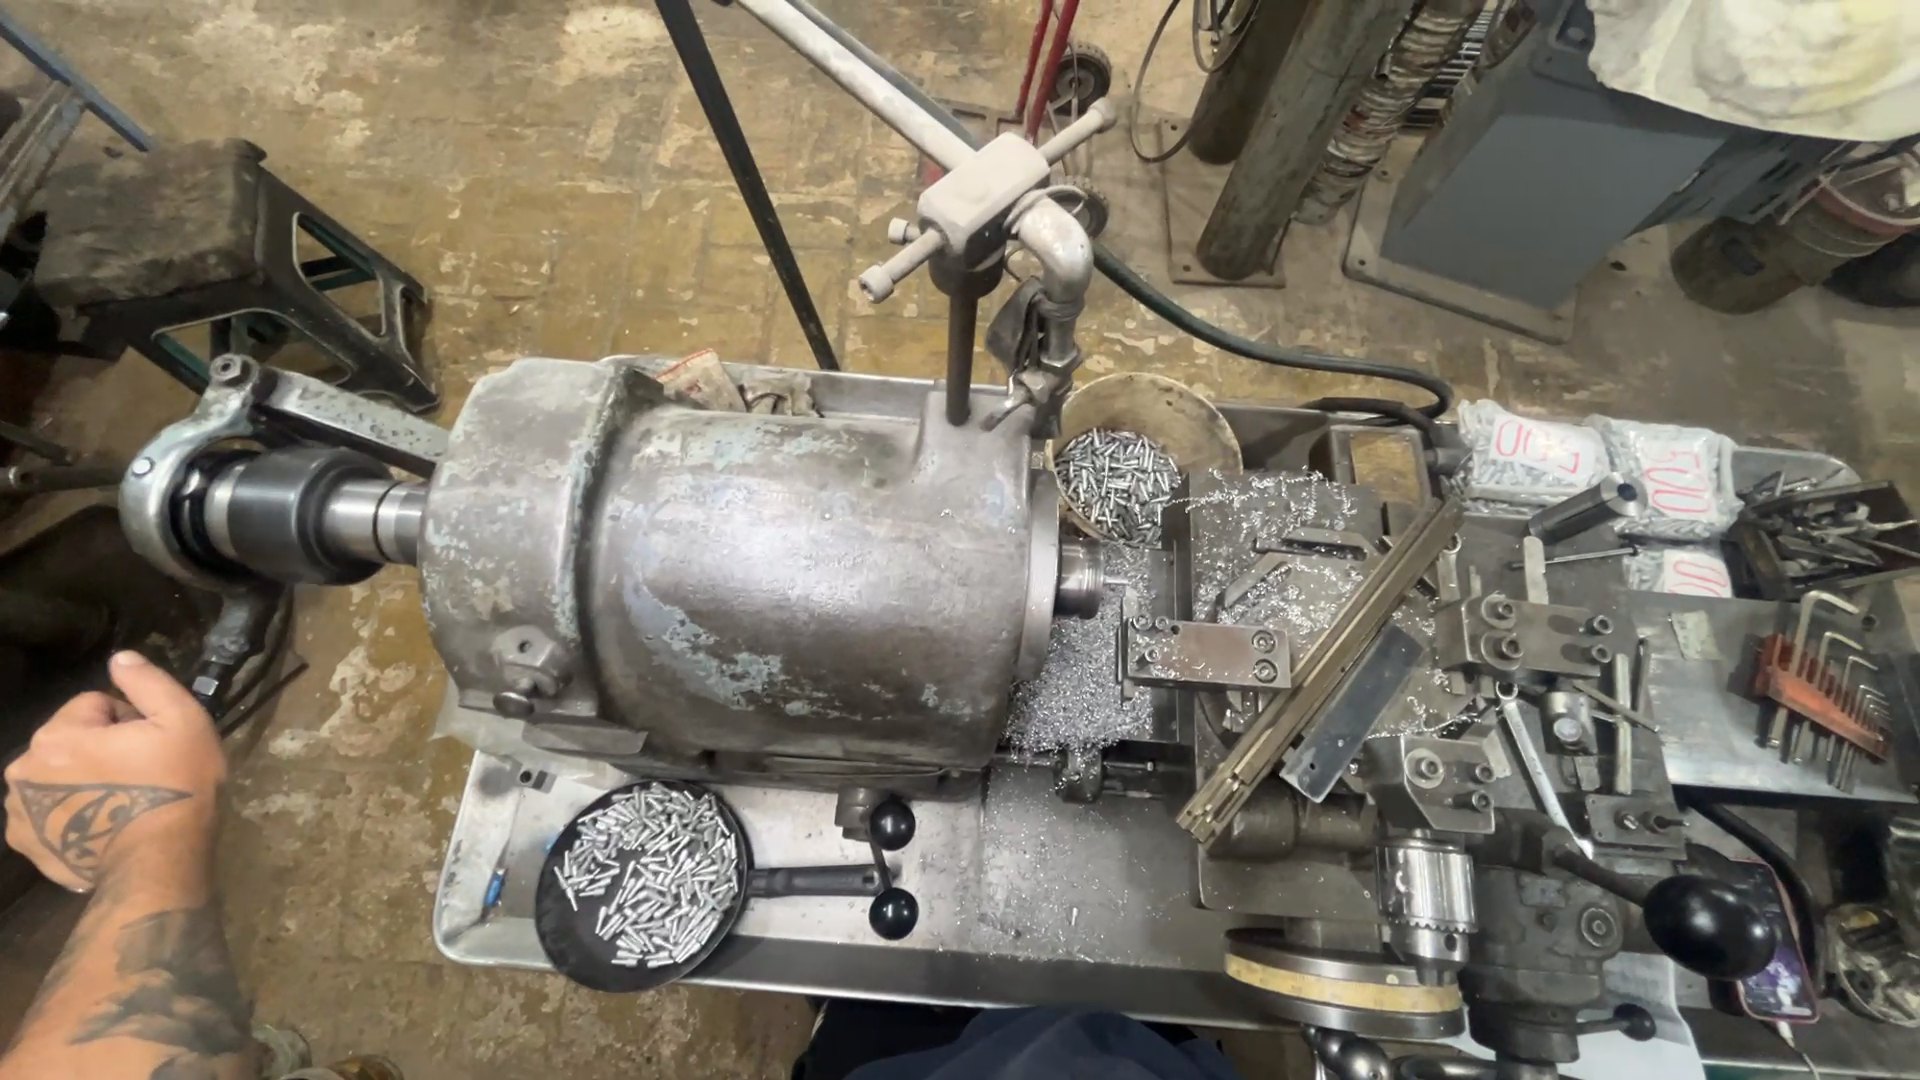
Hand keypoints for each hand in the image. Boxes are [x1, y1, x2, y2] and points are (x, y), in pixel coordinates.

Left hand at [4, 652, 224, 891]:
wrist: (158, 851)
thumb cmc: (177, 778)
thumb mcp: (185, 721)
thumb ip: (149, 685)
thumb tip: (121, 657)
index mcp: (59, 735)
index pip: (94, 703)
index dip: (132, 716)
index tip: (157, 740)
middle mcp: (23, 768)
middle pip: (71, 739)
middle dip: (104, 747)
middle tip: (146, 768)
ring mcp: (16, 808)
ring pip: (57, 774)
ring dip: (86, 777)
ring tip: (126, 797)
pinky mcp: (23, 839)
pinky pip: (47, 808)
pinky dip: (72, 809)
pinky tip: (105, 820)